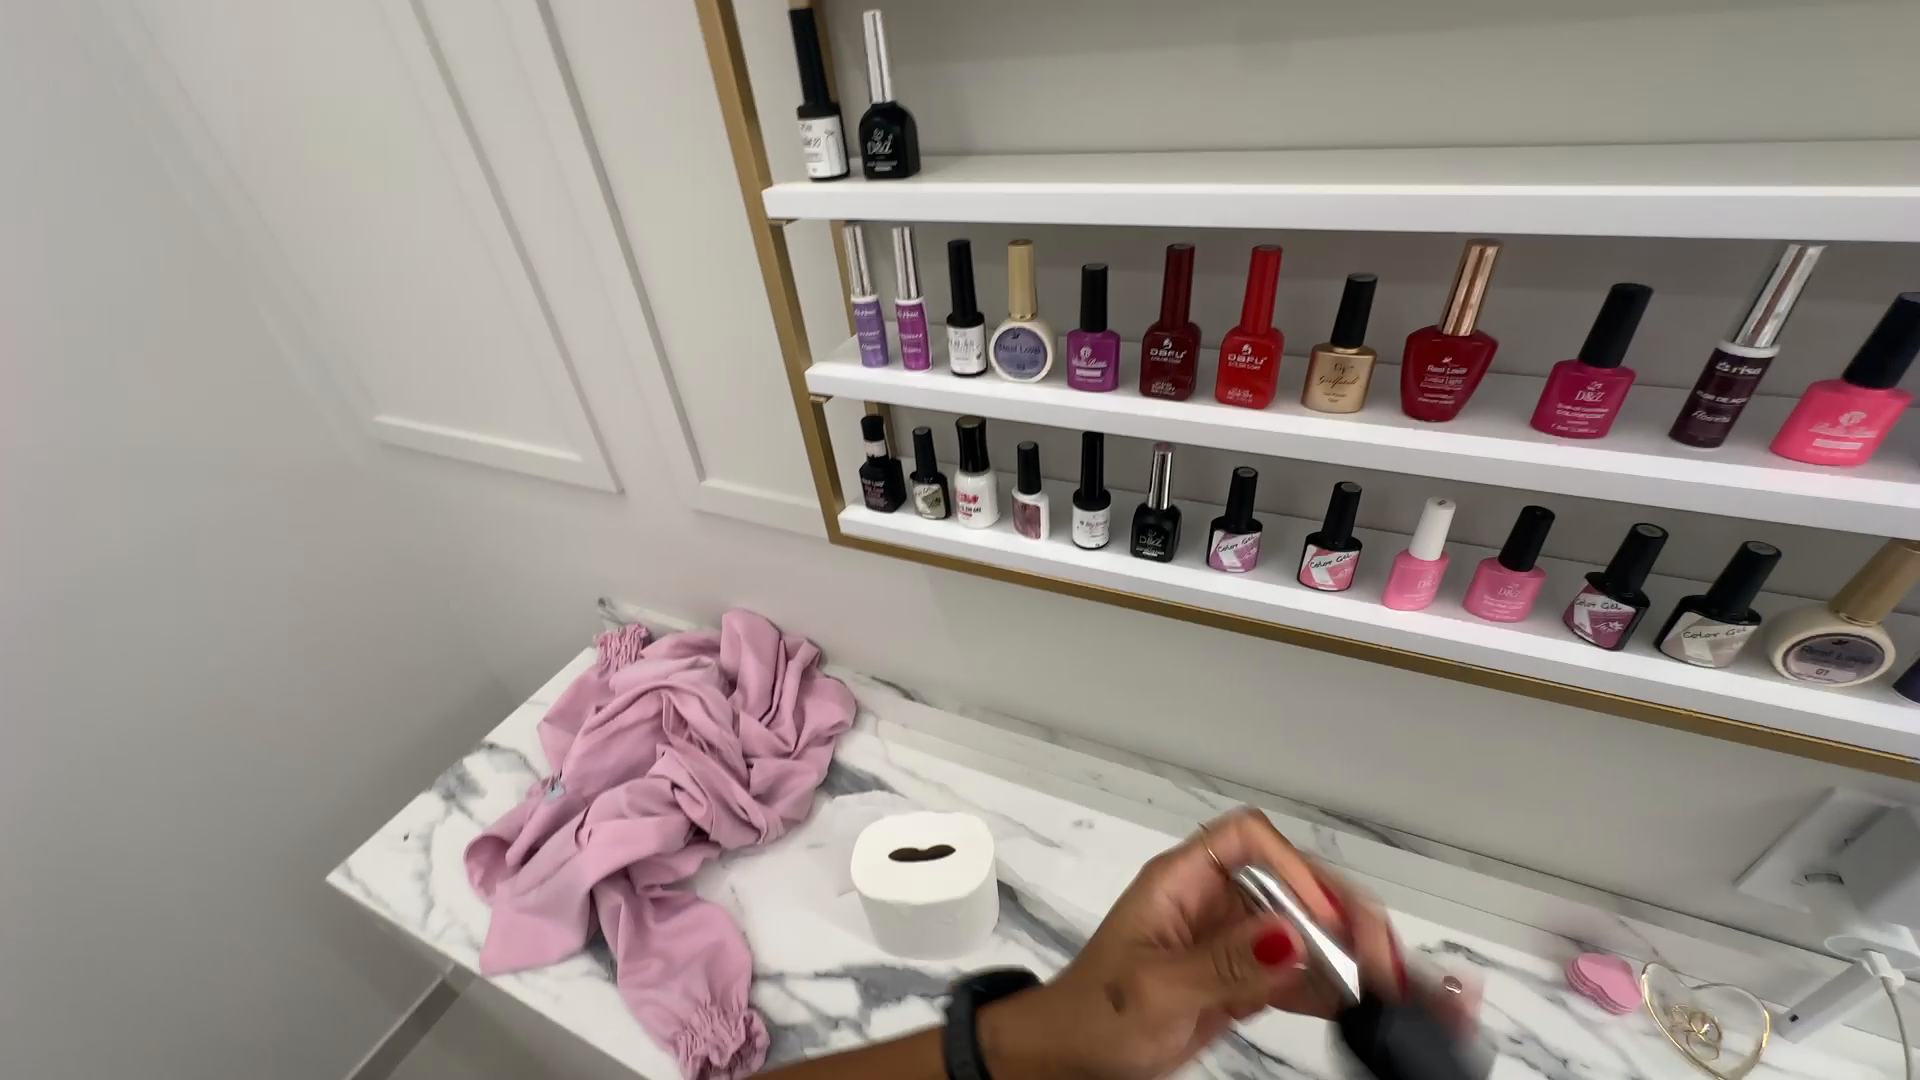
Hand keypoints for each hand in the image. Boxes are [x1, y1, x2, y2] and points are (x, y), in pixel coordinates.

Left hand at [981, 807, 1422, 1079]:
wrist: (1075, 1054)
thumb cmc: (1097, 1011)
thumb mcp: (1157, 988)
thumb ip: (1223, 963)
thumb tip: (1290, 934)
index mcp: (1181, 880)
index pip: (1246, 840)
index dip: (1291, 867)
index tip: (1326, 920)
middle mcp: (1210, 899)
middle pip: (1287, 880)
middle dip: (1338, 911)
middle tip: (1383, 962)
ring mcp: (1228, 937)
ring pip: (1301, 926)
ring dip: (1347, 950)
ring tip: (1393, 986)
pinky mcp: (1240, 976)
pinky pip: (1295, 971)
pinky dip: (1330, 986)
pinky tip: (1360, 1006)